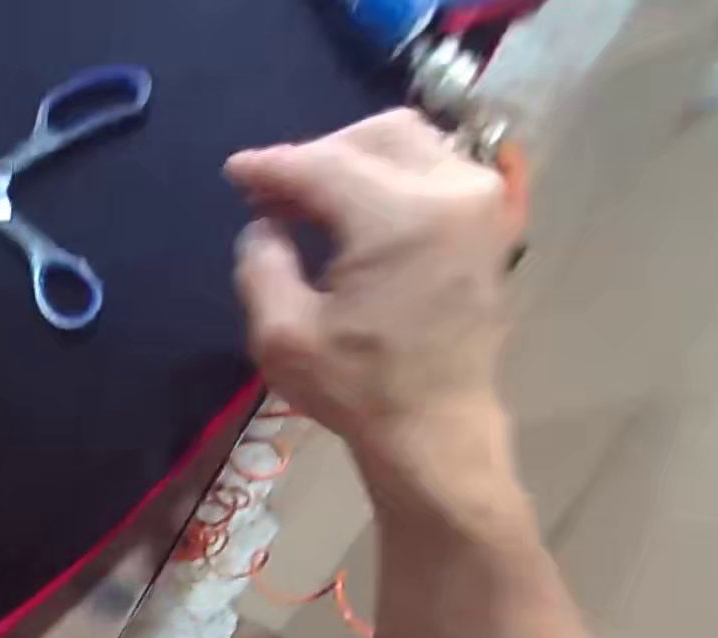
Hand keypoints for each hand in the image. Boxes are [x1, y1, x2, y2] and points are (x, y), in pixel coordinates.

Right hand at [224, 109, 518, 473]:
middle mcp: (453, 191)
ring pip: (407, 144)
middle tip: (266, 190)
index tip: (232, 171)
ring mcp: (481, 202)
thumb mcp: (279, 334)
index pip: (325, 167)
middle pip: (375, 136)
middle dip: (312, 155)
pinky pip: (428, 169)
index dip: (271, 166)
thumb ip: (261, 267)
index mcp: (400, 219)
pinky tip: (344, 209)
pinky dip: (379, 176)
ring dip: (347, 161)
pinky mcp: (485, 220)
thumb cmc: (351, 385)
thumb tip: (262, 226)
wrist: (430, 421)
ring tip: (299, 199)